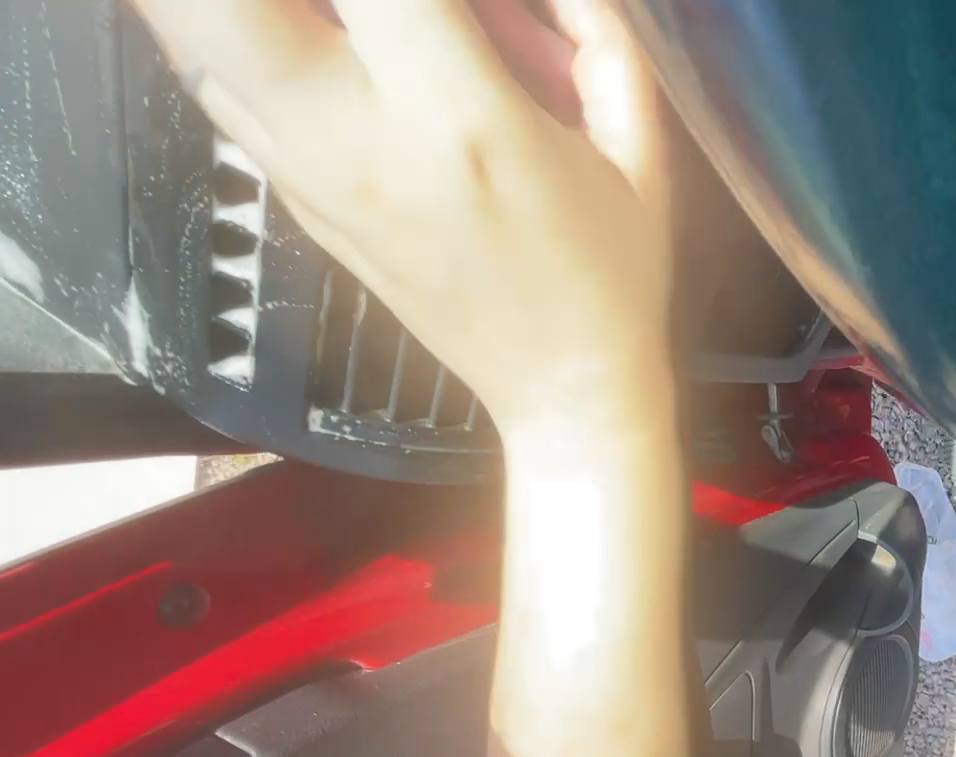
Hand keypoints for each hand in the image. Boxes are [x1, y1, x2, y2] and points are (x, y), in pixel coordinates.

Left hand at [130, 0, 676, 435]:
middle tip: (381, 9)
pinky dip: (239, 30)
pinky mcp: (291, 198)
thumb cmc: (618, 280)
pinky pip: (211, 74)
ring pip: (182, 15)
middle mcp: (357, 132)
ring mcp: (305, 169)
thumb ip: (607, 48)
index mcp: (468, 121)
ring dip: (260, 5)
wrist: (564, 387)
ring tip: (355, 31)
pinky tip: (324, 52)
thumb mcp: (641, 163)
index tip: (466, 4)